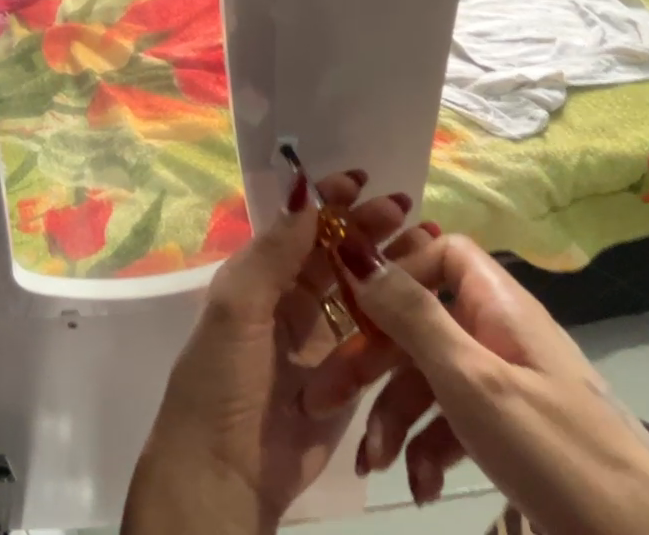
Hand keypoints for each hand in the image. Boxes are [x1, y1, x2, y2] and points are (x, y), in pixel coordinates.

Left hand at [120, 169, 428, 534]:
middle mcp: (284, 300)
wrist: (226, 470)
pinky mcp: (345, 376)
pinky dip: (397, 312)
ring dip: (388, 264)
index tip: (360, 178)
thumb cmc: (221, 380)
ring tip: (427, 240)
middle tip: (405, 207)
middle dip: (364, 227)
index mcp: (254, 278)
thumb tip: (308, 199)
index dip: (325, 202)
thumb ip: (271, 255)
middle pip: (332, 253)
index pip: (296, 228)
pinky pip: (373, 335)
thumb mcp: (235, 308)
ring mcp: (316, 339)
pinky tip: (426, 296)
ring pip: (358, 289)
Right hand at [339, 233, 648, 534]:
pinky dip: (424, 449)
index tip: (354, 306)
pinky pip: (447, 420)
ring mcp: (502, 385)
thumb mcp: (471, 379)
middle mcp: (498, 336)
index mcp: (500, 308)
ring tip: (371, 464)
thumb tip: (354, 248)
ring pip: (423, 377)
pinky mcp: (504, 431)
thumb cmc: (556, 454)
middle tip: (323, 399)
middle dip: (367, 362)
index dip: (395, 271)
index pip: (440, 253)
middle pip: (416, 323)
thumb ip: (409, 313)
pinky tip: (417, 486)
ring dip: (390, 417)